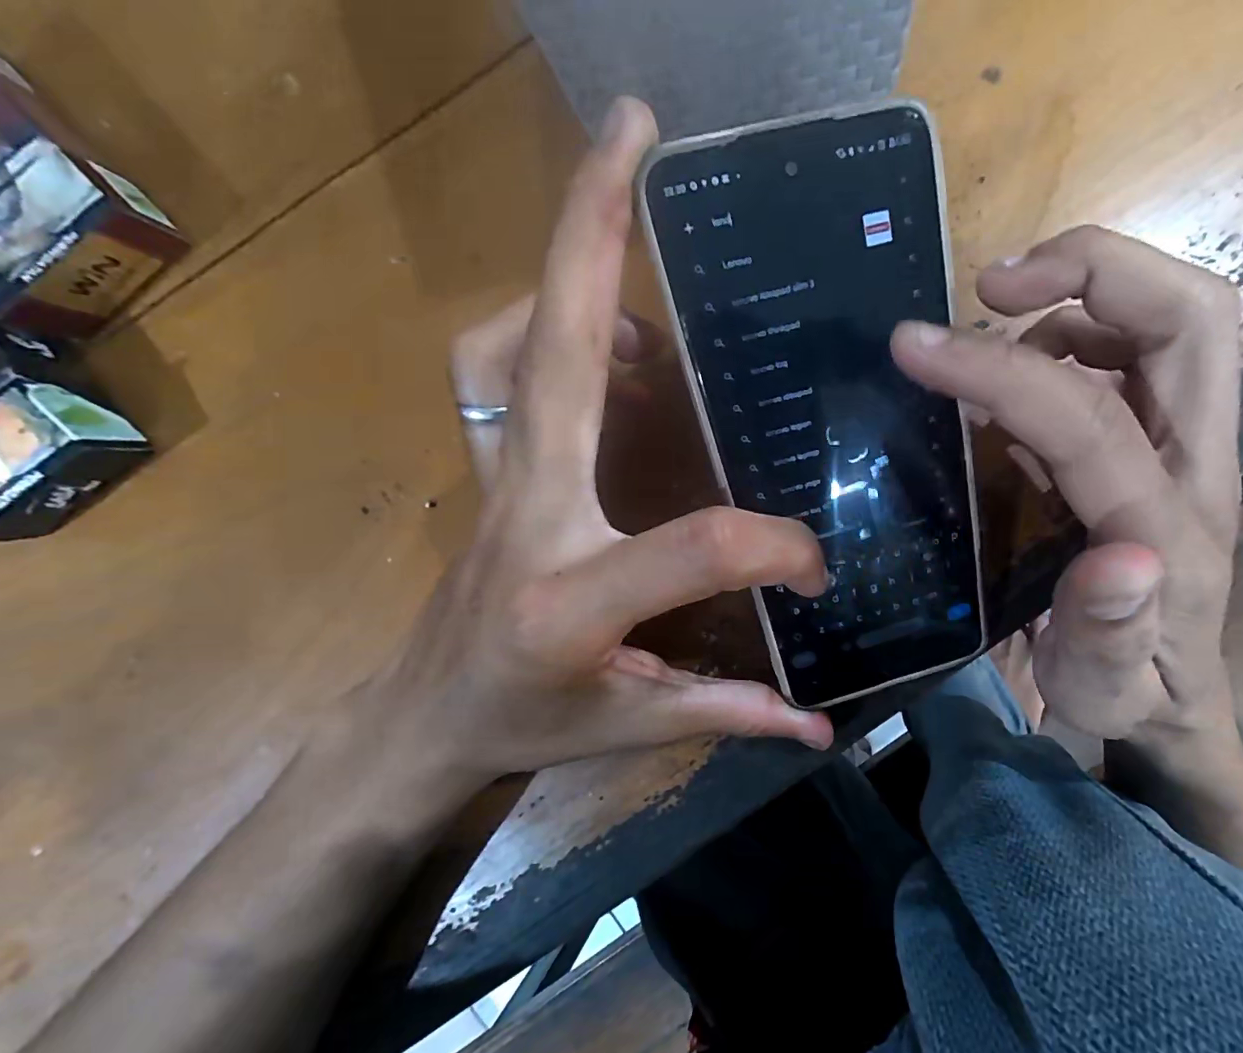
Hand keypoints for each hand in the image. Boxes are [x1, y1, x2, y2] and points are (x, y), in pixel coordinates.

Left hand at [363, 97, 832, 790]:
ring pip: (517, 340)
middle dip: (596, 229)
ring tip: (641, 234)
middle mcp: (530, 511)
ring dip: (572, 267)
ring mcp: (503, 475)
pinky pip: (500, 365)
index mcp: (571, 594)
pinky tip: (608, 335)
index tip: (812, 575)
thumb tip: (824, 727)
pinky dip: (543, 322)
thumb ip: (735, 717)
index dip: (778, 550)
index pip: (700, 545)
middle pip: (559, 351)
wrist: (418, 722)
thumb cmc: (529, 726)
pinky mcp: (494, 463)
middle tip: (639, 135)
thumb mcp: (636, 728)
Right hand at [890, 226, 1242, 760]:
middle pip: (1193, 315)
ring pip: (1169, 317)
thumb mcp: (1105, 689)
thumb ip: (1109, 636)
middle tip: (993, 287)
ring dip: (1079, 299)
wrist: (1175, 694)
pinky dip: (1074, 333)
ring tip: (995, 334)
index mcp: (1173, 526)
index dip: (1000, 367)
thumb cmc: (1131, 693)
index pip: (1090, 414)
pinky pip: (1136, 349)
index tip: (914, 345)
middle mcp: (1199, 463)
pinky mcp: (1164, 438)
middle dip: (1094, 270)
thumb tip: (1122, 561)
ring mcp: (1188, 443)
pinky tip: (1019, 382)